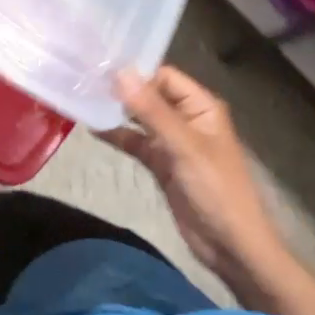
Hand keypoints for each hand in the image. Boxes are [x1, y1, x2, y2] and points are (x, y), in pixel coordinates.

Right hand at [96, 67, 283, 278]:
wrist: (230, 245)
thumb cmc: (215, 188)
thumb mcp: (184, 146)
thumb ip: (151, 110)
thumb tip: (120, 72)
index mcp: (200, 106)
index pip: (164, 76)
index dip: (137, 72)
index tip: (102, 69)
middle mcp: (186, 118)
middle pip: (150, 94)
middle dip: (122, 90)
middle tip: (85, 80)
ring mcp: (172, 142)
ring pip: (140, 119)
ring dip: (117, 111)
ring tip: (83, 99)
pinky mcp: (161, 164)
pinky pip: (136, 143)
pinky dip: (118, 136)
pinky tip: (93, 127)